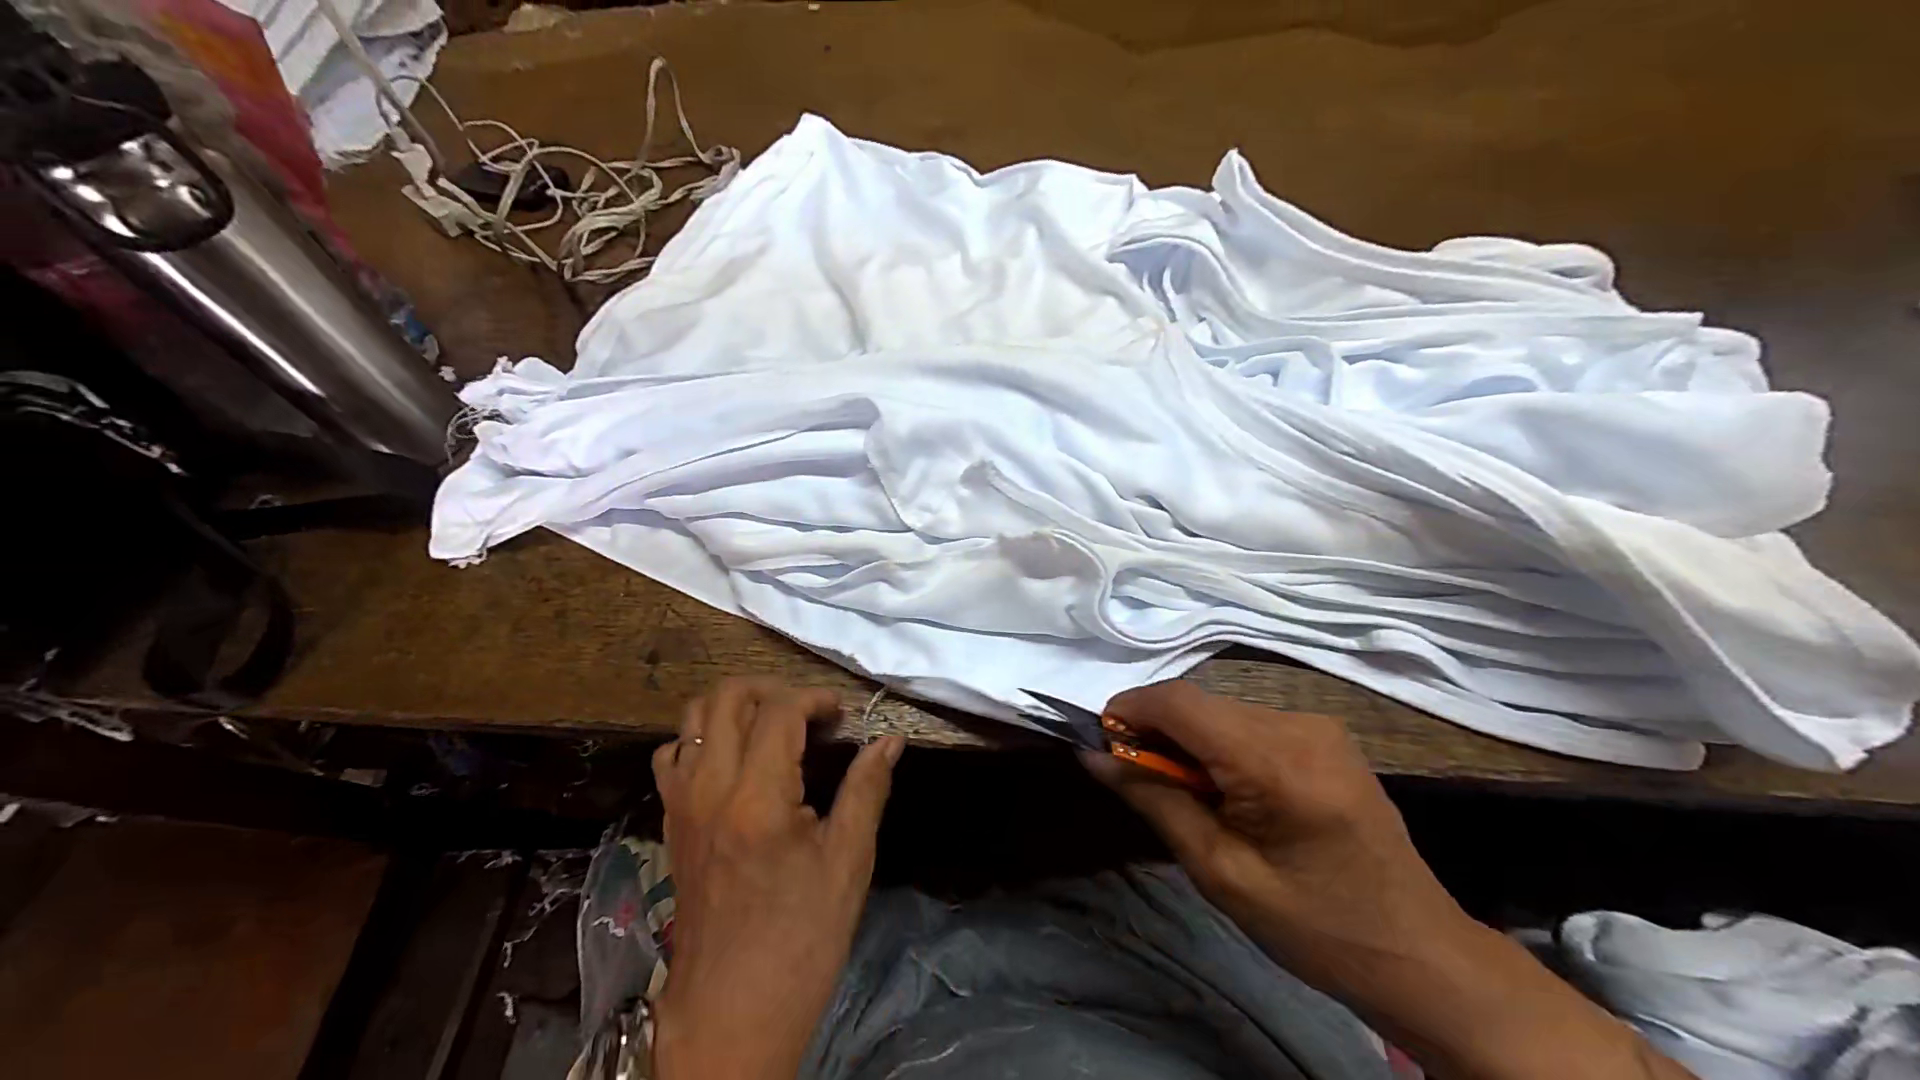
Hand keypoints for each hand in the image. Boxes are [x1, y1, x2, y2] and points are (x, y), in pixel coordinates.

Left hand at [651, 679, 903, 1079]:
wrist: (731, 1008)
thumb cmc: (801, 939)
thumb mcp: (848, 863)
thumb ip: (867, 790)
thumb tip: (891, 740)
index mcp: (757, 798)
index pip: (780, 711)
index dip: (816, 699)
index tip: (842, 716)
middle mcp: (710, 788)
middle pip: (727, 697)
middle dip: (773, 689)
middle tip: (809, 713)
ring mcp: (681, 803)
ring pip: (694, 717)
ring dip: (737, 707)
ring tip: (775, 728)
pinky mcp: (670, 821)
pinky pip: (673, 754)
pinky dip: (703, 739)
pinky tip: (734, 760)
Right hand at [1086, 681, 1694, 1079]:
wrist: (1419, 953)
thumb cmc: (1313, 926)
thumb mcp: (1219, 872)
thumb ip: (1153, 800)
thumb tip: (1093, 755)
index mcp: (1277, 763)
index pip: (1180, 702)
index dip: (1129, 710)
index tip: (1102, 744)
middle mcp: (1299, 725)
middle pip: (1199, 703)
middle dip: (1156, 731)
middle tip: (1139, 781)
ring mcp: (1318, 725)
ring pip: (1220, 709)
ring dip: (1187, 739)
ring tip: (1186, 794)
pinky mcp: (1325, 734)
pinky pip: (1248, 721)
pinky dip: (1218, 743)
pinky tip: (1225, 788)